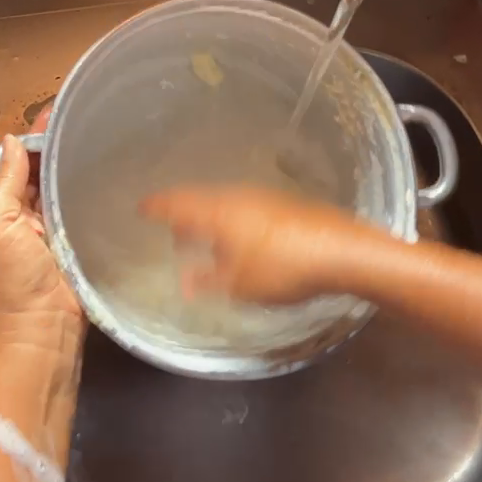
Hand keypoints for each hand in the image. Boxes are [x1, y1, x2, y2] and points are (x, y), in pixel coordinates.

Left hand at [0, 135, 82, 346]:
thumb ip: (2, 182)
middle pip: (23, 178)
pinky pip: (64, 209)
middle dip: (44, 152)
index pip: (0, 170)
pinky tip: (95, 171)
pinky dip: (74, 190)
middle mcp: (2, 224)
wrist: (43, 335)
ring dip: (61, 167)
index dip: (23, 146)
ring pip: (46, 191)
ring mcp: (32, 237)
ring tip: (89, 134)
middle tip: (75, 120)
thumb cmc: (10, 281)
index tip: (49, 120)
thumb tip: (12, 141)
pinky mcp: (59, 247)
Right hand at [139, 186, 373, 304]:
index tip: (141, 207)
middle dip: (184, 216)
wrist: (340, 250)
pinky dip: (230, 221)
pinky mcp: (283, 205)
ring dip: (209, 220)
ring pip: (224, 205)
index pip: (179, 204)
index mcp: (218, 211)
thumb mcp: (239, 285)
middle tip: (173, 233)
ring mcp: (262, 197)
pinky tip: (239, 241)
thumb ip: (207, 281)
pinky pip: (243, 208)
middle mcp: (236, 196)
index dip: (158, 206)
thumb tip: (184, 281)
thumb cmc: (282, 268)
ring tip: (204, 241)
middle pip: (201, 201)